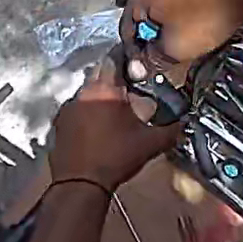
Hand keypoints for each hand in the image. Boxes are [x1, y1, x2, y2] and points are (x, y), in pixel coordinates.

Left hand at [48, 54, 183, 190]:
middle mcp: (83, 91)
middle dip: (112, 80)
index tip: (133, 65)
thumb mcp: (149, 144)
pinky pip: (76, 109)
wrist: (80, 183)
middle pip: (99, 75)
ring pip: (86, 92)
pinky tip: (95, 128)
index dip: (124, 58)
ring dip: (98, 97)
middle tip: (127, 92)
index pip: (113, 60)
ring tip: (112, 112)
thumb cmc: (117, 157)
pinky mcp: (59, 122)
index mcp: (105, 89)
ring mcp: (68, 106)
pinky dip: (86, 113)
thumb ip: (170, 130)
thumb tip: (183, 123)